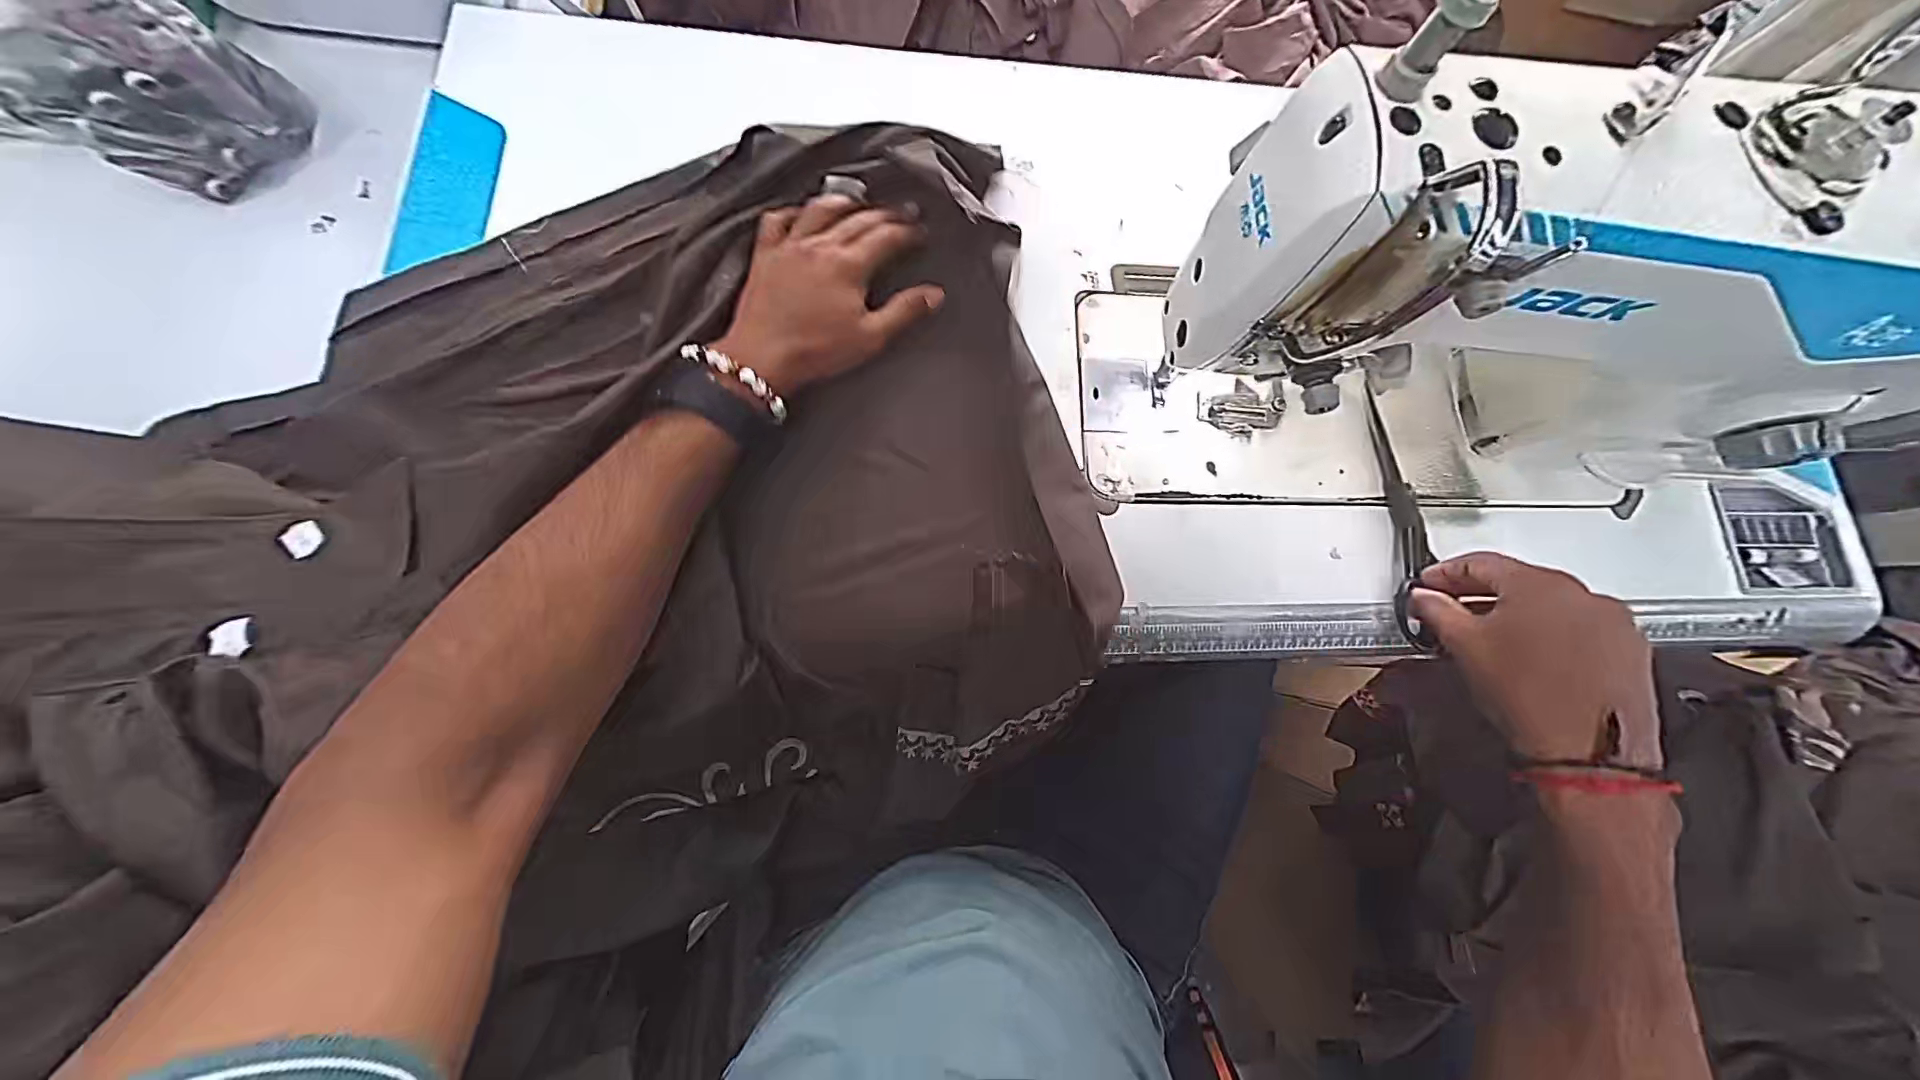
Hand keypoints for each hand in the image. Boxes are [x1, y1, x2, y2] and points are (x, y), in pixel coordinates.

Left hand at [710, 194, 945, 395]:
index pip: (887, 237)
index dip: (908, 231)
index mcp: (848, 265)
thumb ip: (904, 312)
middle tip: (901, 215)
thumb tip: (932, 295)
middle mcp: (819, 247)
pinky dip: (792, 211)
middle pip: (860, 218)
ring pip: (821, 209)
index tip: (920, 232)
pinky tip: (800, 213)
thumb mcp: (870, 337)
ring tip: (858, 203)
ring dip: (844, 202)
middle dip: (886, 214)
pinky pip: (777, 220)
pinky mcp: (766, 256)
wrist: (763, 359)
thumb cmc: (813, 351)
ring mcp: (790, 247)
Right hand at [1407, 552, 1661, 769]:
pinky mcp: (1629, 650)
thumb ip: (1437, 610)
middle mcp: (1584, 596)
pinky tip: (1527, 657)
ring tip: (1488, 638)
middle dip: (1479, 593)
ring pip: (1550, 605)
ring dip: (1515, 614)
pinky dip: (1548, 635)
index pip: (1481, 562)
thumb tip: (1425, 598)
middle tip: (1450, 608)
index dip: (1445, 572)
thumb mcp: (1464, 645)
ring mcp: (1613, 623)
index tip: (1430, 584)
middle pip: (1518, 581)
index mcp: (1541, 585)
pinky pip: (1578, 629)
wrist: (1587, 751)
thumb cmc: (1532, 699)